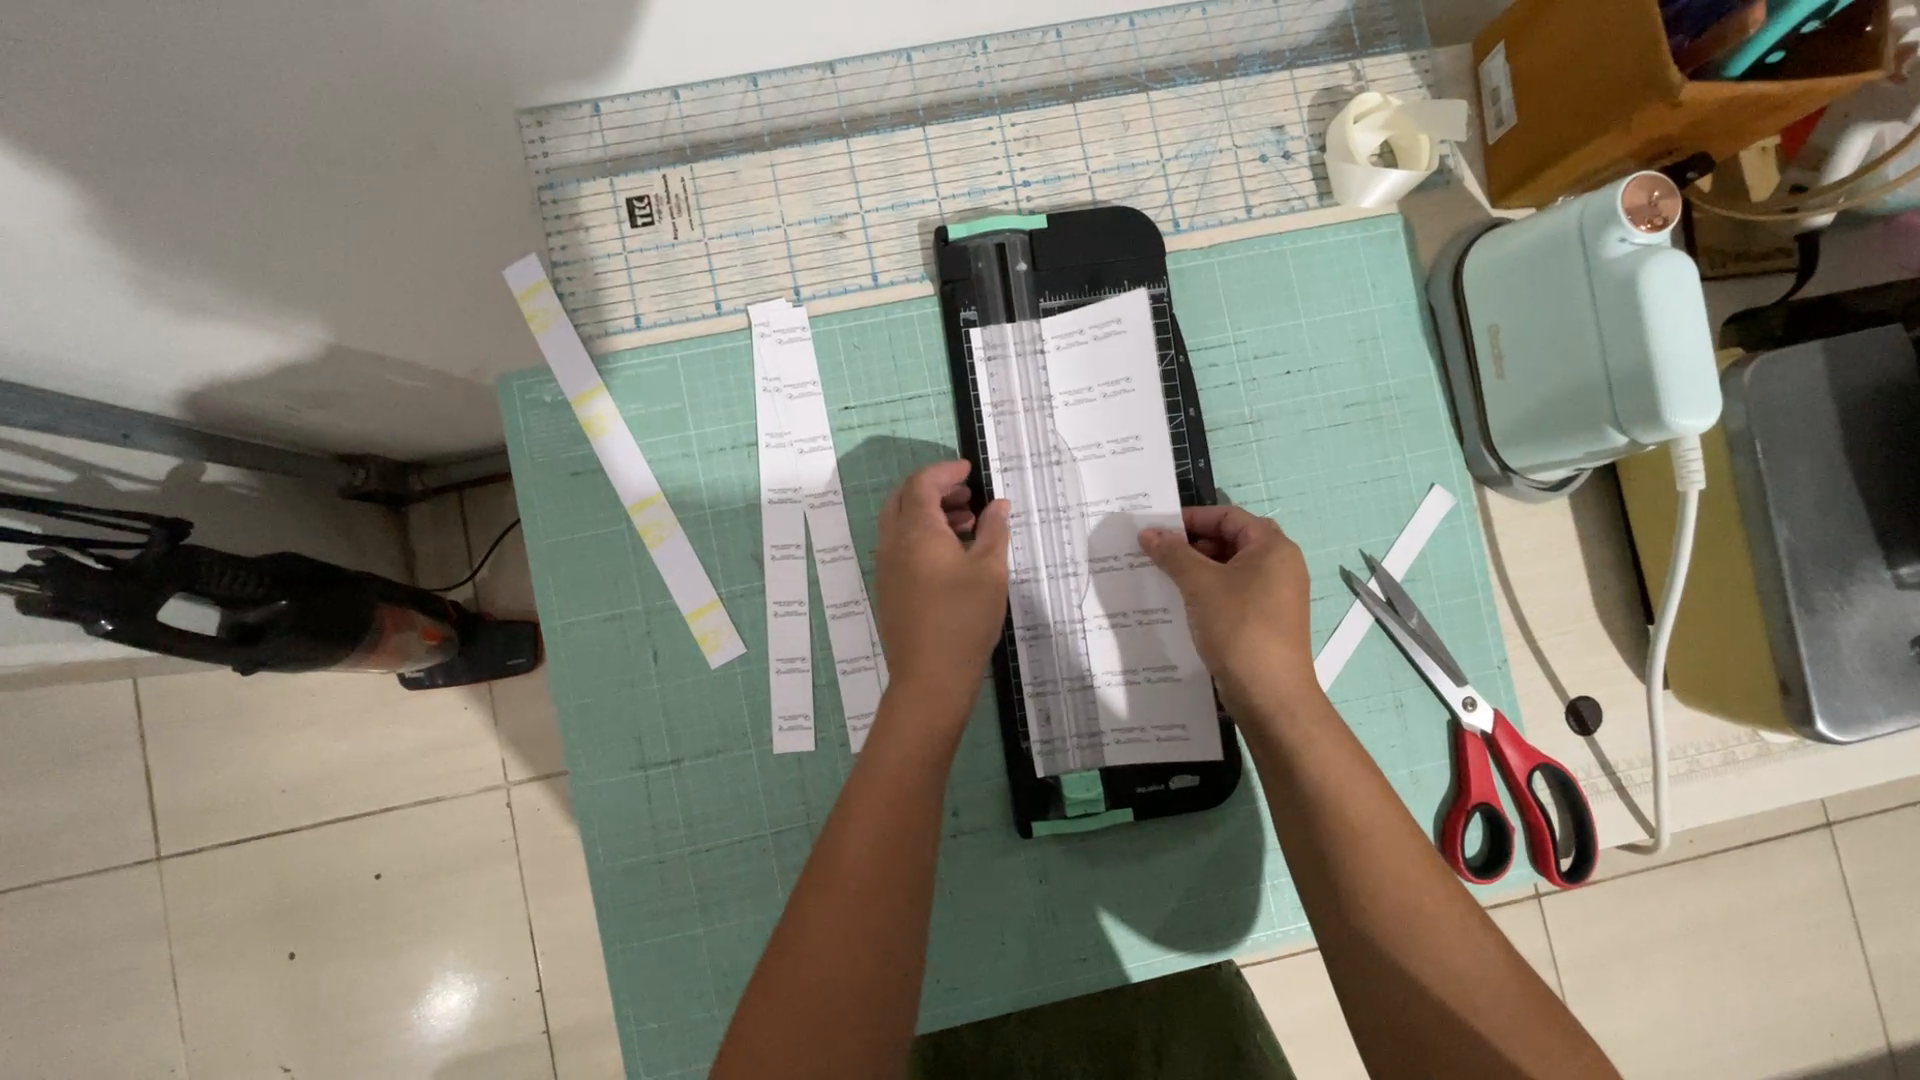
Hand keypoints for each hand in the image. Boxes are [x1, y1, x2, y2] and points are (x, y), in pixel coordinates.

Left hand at [875, 461, 1010, 722]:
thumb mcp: (990, 570)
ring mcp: (886, 568)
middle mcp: (893, 543)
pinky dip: (922, 536)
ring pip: (900, 523)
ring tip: (967, 523)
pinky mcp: (889, 589)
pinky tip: (952, 554)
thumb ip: (994, 531)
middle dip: (934, 489)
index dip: (945, 471)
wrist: (930, 677)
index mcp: (916, 530)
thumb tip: (998, 505)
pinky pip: (900, 546)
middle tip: (967, 494)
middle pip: (904, 499)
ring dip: (929, 513)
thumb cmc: (964, 618)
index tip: (969, 470)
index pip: (922, 484)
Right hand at [1138, 506, 1322, 720]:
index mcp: (1273, 547)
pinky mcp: (1266, 620)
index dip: (1191, 518)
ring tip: (1162, 577)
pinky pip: (1233, 594)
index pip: (1228, 516)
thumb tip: (1148, 533)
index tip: (1157, 529)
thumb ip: (1172, 554)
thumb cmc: (1238, 627)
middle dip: (1191, 545)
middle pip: (1231, 540)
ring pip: (1230, 569)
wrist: (1270, 694)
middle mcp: (1280, 566)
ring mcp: (1275, 595)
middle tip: (1156, 553)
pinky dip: (1208, 592)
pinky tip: (1181, 604)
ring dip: (1197, 570)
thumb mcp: (1200, 584)